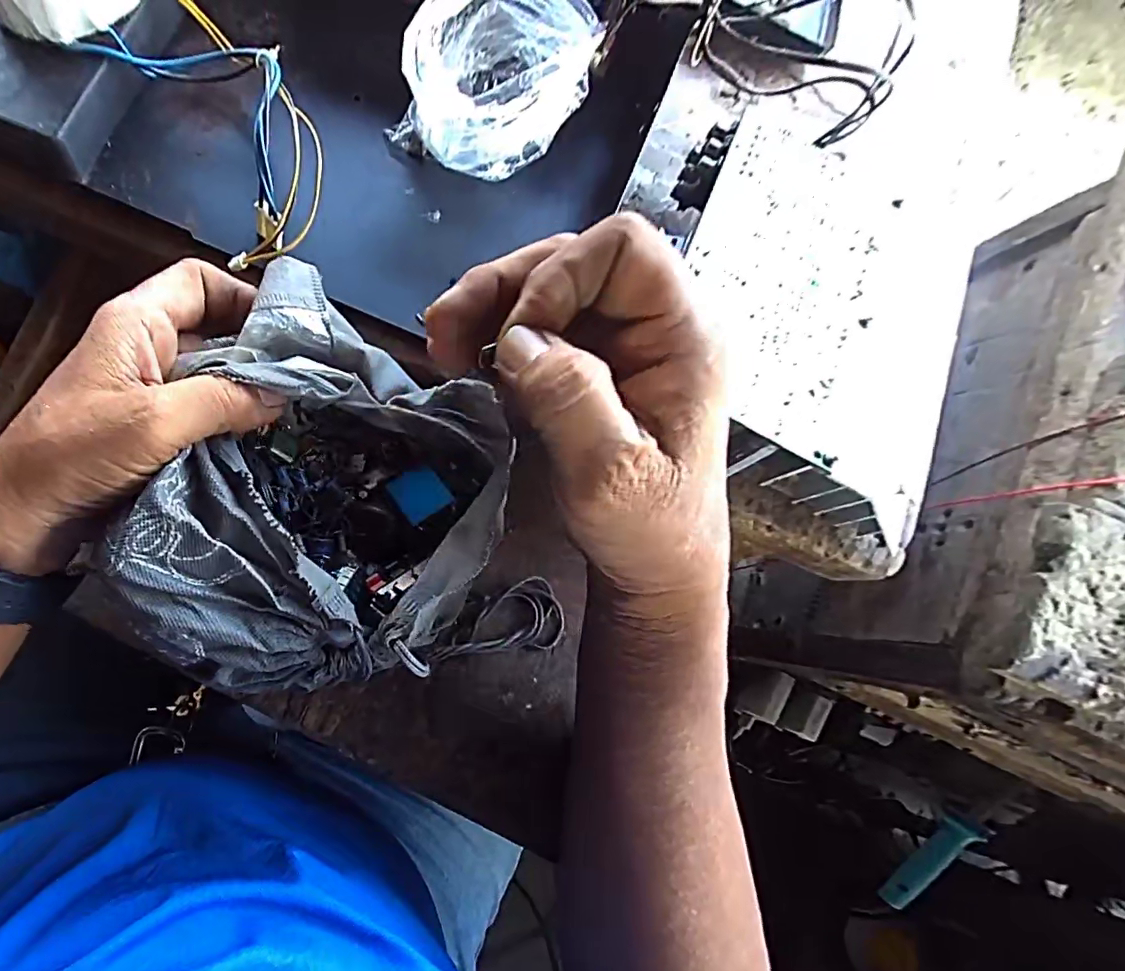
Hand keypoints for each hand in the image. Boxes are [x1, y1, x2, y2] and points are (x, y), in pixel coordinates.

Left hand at [0, 260, 285, 575]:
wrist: (19, 521)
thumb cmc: (71, 457)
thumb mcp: (154, 421)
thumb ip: (223, 400)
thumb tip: (281, 393)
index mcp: (134, 324)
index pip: (199, 282)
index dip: (244, 295)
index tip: (287, 330)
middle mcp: (142, 350)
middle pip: (213, 330)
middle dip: (256, 351)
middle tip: (299, 379)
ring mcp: (146, 393)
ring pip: (211, 376)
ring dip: (246, 392)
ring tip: (285, 411)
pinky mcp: (149, 431)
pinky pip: (201, 415)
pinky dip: (229, 422)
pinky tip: (255, 439)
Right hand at [424, 214, 727, 615]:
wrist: (653, 568)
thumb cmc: (649, 531)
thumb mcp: (612, 475)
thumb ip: (571, 399)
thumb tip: (517, 340)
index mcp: (681, 338)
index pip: (621, 249)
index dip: (557, 278)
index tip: (518, 341)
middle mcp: (652, 328)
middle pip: (571, 259)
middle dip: (502, 289)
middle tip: (447, 330)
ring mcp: (619, 348)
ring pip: (544, 289)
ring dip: (485, 309)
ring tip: (443, 345)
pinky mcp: (589, 370)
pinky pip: (534, 330)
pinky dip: (491, 337)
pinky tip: (464, 361)